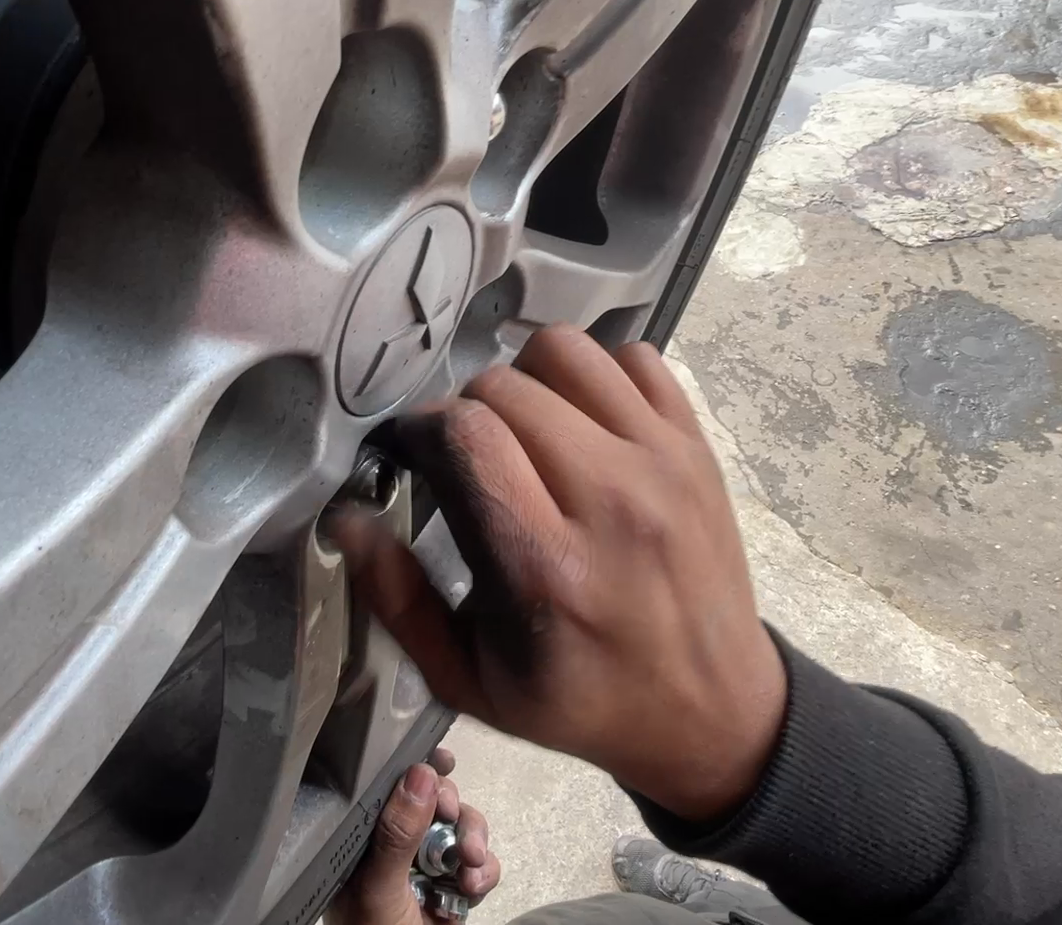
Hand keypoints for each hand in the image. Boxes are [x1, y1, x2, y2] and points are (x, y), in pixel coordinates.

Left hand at [327, 749, 499, 924]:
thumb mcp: (380, 888)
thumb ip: (397, 833)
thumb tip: (421, 771)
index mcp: (367, 837)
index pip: (391, 786)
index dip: (417, 766)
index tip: (441, 758)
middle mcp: (398, 844)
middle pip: (433, 798)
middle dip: (451, 804)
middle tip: (452, 815)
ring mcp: (429, 866)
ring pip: (462, 825)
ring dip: (473, 837)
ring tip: (471, 863)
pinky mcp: (456, 888)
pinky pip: (480, 862)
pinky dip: (485, 869)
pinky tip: (476, 887)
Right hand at [334, 325, 786, 821]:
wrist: (713, 710)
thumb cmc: (581, 699)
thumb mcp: (469, 679)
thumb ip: (398, 600)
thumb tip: (348, 520)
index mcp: (544, 568)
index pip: (466, 437)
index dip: (421, 428)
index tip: (414, 451)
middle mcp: (609, 500)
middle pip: (504, 386)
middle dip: (464, 410)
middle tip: (469, 455)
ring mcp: (663, 463)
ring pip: (564, 351)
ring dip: (526, 378)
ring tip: (524, 429)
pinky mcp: (696, 446)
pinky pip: (633, 357)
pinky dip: (596, 375)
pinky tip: (584, 423)